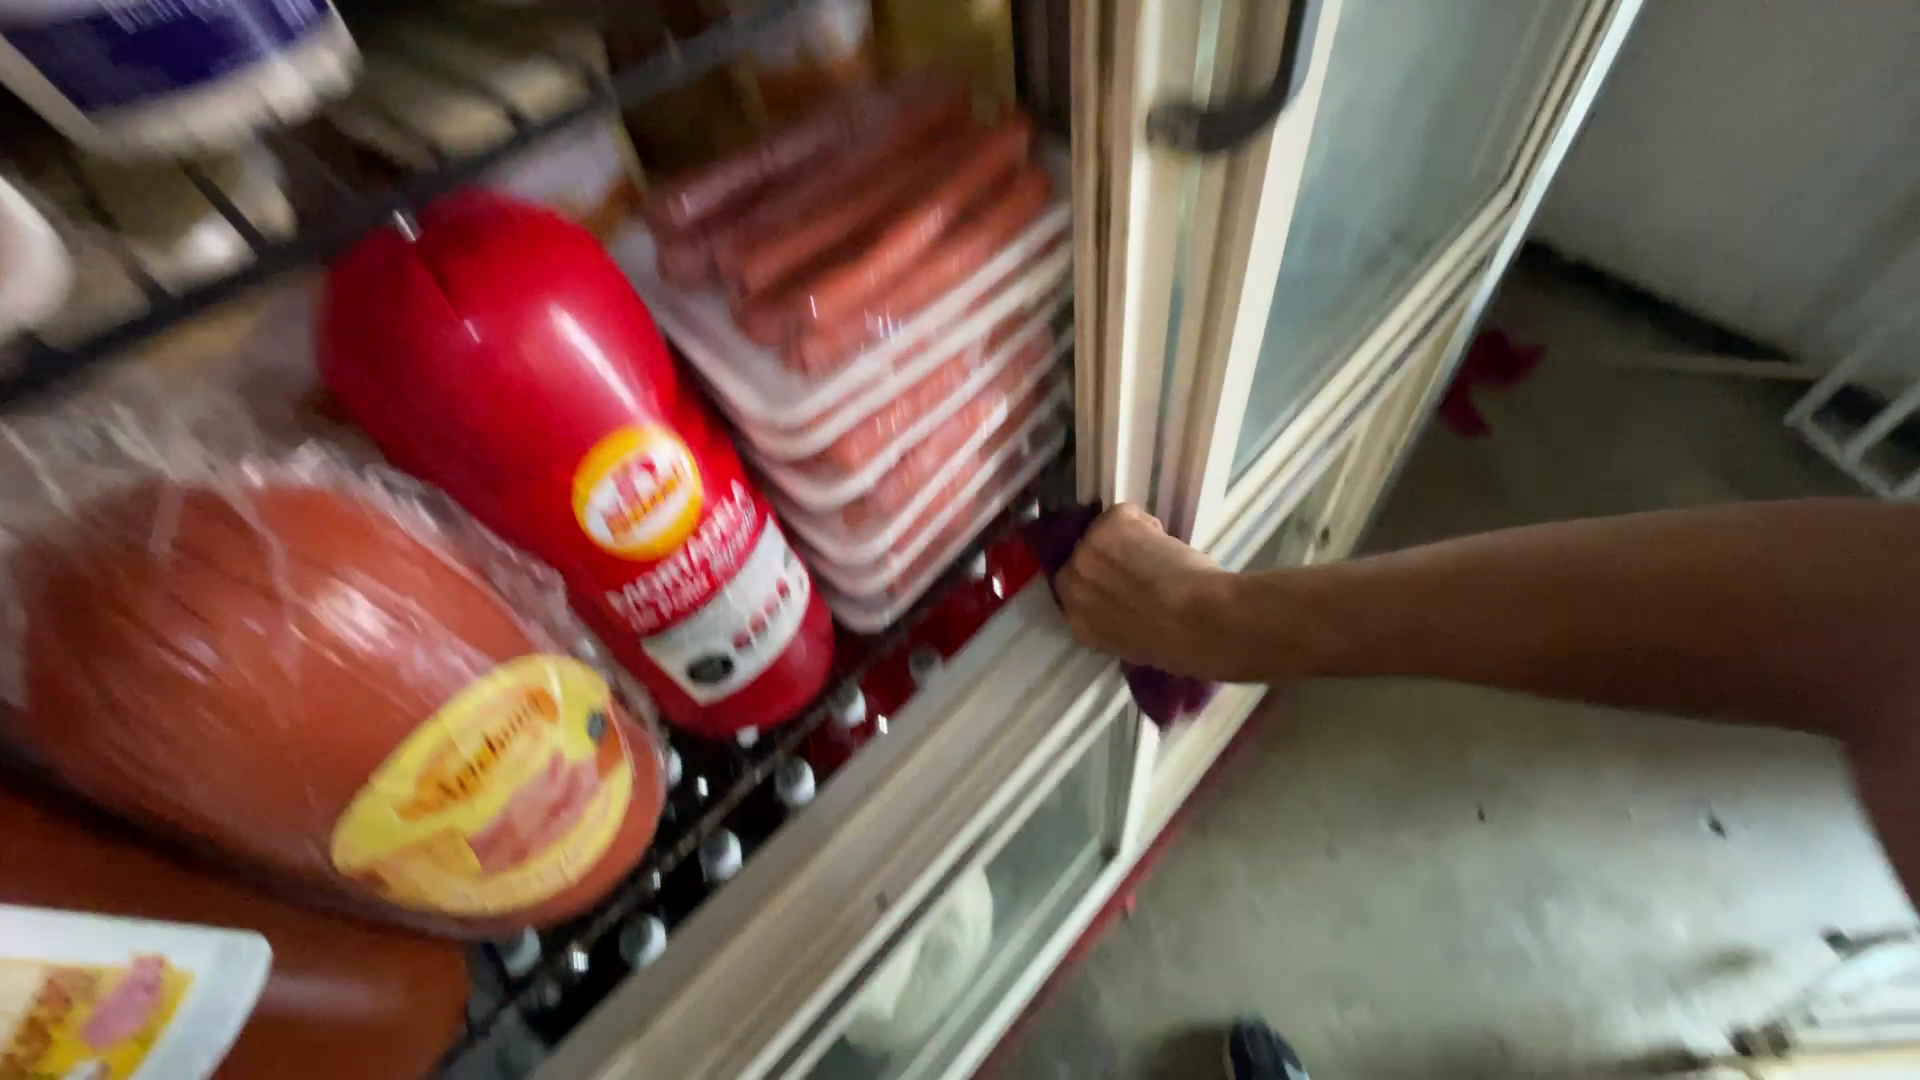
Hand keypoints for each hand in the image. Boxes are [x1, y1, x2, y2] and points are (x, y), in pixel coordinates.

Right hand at [1055, 504, 1239, 677]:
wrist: (1197, 621)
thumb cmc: (1176, 645)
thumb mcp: (1134, 645)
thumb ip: (1115, 622)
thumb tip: (1125, 608)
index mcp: (1078, 619)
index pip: (1077, 590)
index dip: (1101, 581)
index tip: (1123, 584)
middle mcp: (1072, 583)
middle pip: (1083, 557)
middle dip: (1105, 559)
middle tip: (1137, 566)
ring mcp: (1086, 551)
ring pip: (1103, 532)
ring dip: (1127, 539)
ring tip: (1157, 556)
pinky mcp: (1108, 526)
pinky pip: (1124, 515)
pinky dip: (1146, 525)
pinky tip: (1166, 546)